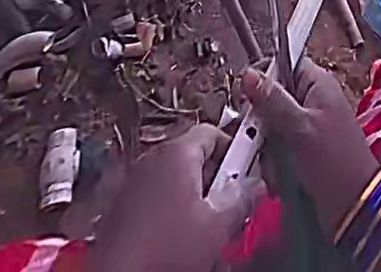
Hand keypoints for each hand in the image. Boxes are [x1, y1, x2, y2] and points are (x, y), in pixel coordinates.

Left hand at [88, 124, 256, 271]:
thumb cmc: (165, 249)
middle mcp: (154, 157)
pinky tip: (182, 239)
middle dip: (217, 181)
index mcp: (177, 152)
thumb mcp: (215, 226)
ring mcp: (136, 179)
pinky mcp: (124, 204)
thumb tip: (256, 185)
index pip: (212, 132)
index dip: (235, 148)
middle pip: (196, 157)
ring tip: (209, 231)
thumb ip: (240, 200)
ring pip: (179, 180)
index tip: (249, 170)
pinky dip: (175, 210)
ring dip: (197, 199)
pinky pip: (159, 197)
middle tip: (232, 208)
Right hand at [241, 61, 379, 224]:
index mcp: (317, 82)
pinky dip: (274, 154)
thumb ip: (272, 100)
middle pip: (273, 92)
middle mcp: (312, 97)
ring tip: (271, 158)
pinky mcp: (304, 144)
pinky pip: (279, 140)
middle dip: (262, 115)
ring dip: (267, 139)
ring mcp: (308, 121)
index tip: (246, 93)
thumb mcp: (300, 128)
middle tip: (256, 132)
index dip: (263, 75)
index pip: (282, 62)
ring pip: (272, 119)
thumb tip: (248, 74)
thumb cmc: (335, 163)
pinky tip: (276, 170)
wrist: (357, 210)